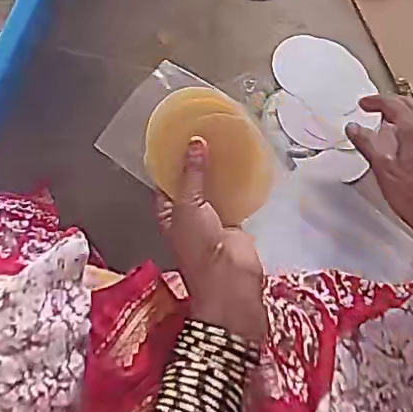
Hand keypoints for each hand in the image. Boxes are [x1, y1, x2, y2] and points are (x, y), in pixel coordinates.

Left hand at [155, 137, 267, 345]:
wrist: (230, 281)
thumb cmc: (199, 246)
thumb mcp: (188, 206)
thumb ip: (192, 174)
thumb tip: (195, 142)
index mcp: (168, 211)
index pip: (166, 179)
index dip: (171, 158)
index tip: (181, 132)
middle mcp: (188, 213)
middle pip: (192, 181)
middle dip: (198, 160)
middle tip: (207, 130)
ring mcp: (212, 217)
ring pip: (214, 187)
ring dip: (219, 169)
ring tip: (226, 139)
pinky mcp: (235, 221)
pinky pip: (235, 196)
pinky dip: (239, 182)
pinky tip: (245, 162)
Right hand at [344, 94, 412, 233]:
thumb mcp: (383, 169)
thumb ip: (367, 143)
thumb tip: (354, 128)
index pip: (393, 104)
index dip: (375, 101)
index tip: (364, 104)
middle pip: (409, 105)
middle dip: (390, 104)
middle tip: (374, 108)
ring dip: (402, 116)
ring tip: (387, 125)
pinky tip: (405, 141)